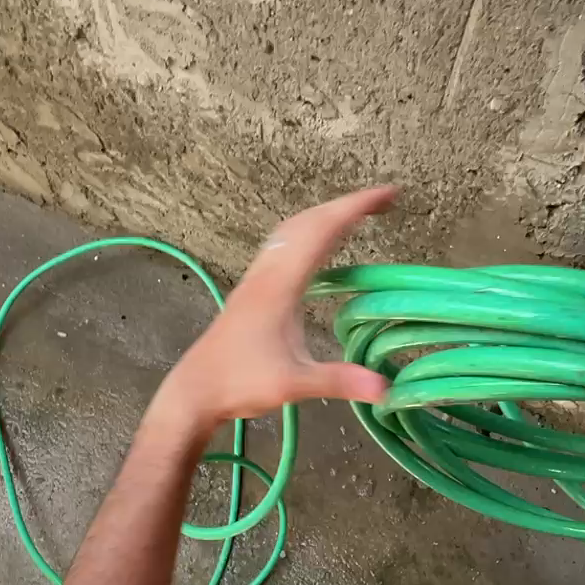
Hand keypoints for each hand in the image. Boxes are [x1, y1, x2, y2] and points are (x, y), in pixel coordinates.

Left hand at [147, 187, 395, 439]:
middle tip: (382, 200)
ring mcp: (257, 280)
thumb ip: (339, 381)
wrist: (196, 390)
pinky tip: (314, 248)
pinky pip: (282, 247)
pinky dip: (306, 234)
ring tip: (354, 216)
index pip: (322, 231)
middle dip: (345, 205)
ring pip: (291, 231)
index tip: (388, 194)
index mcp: (280, 285)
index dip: (356, 207)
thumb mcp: (294, 383)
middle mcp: (267, 274)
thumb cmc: (240, 383)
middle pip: (307, 222)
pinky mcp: (252, 291)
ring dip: (324, 216)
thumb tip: (385, 388)